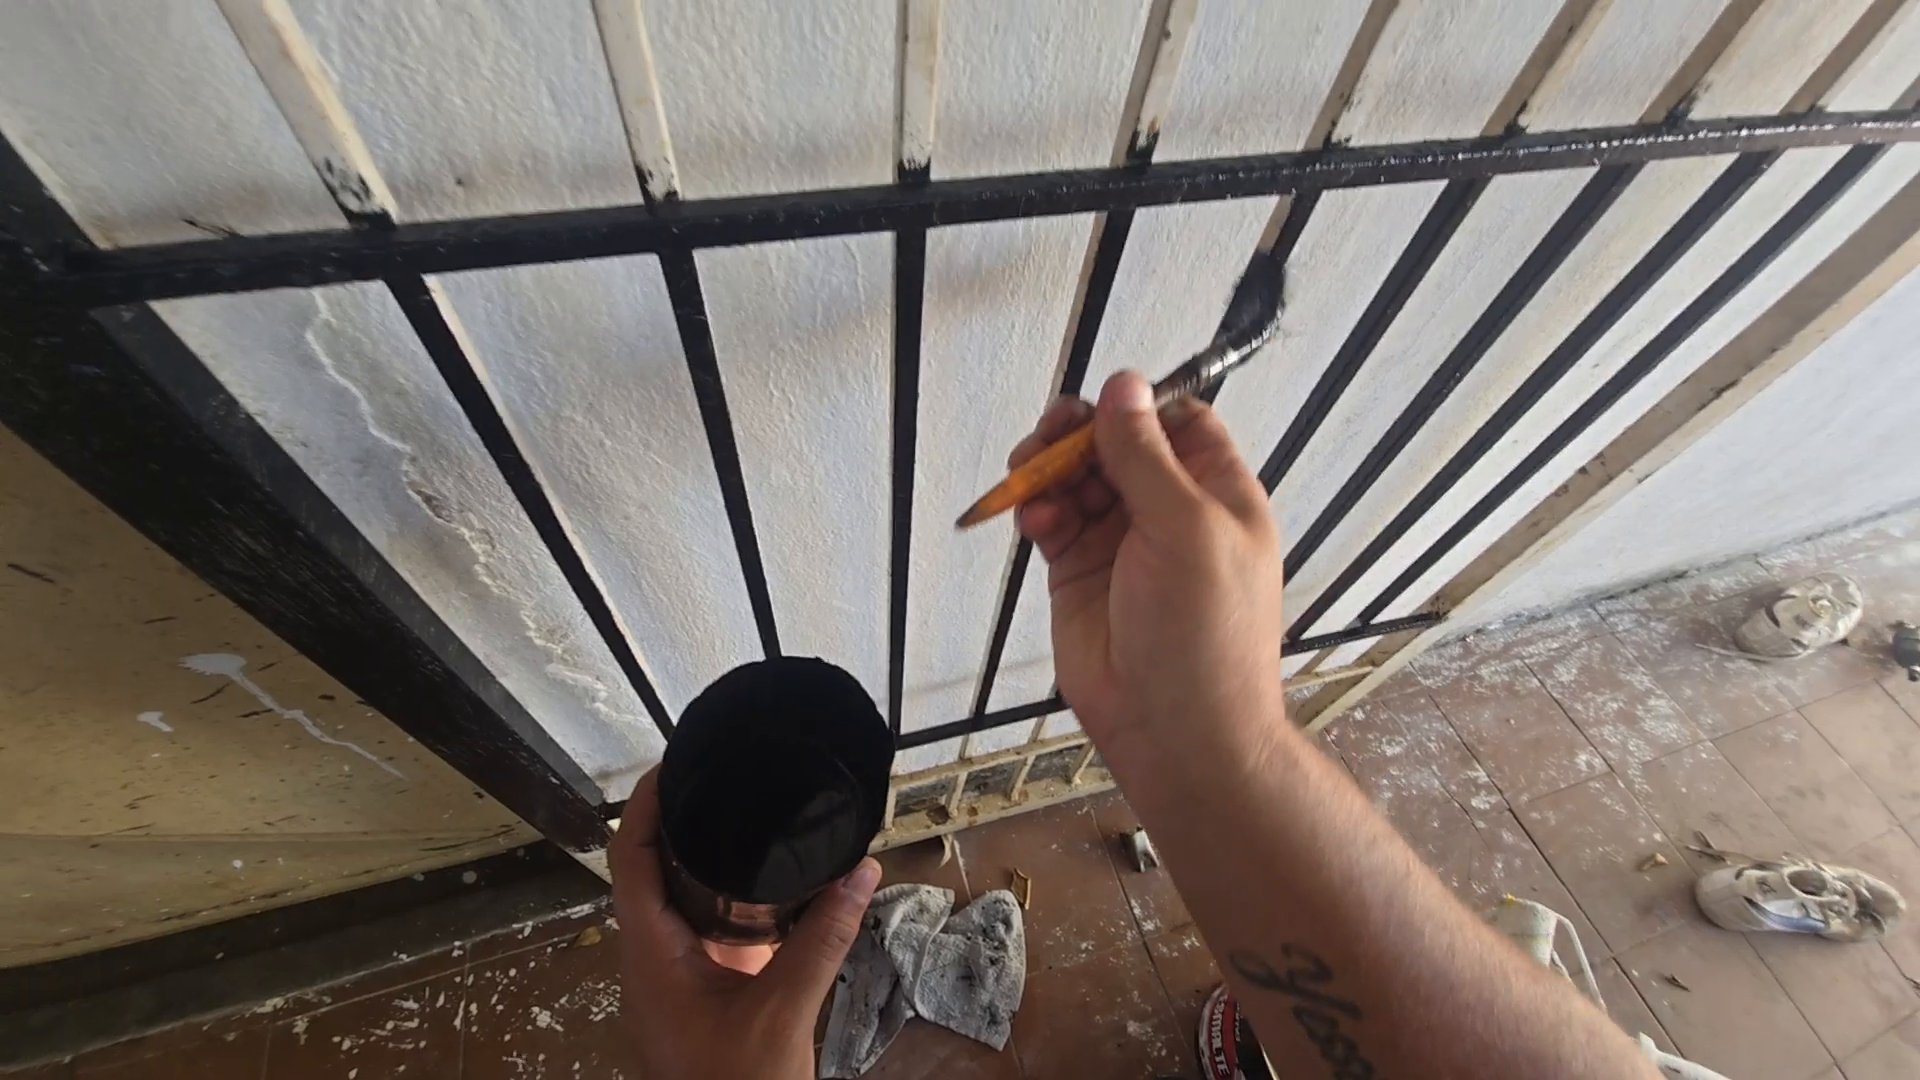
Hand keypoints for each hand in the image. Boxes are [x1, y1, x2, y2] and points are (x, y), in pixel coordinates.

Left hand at [610, 768, 881, 1079]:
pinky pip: (707, 917)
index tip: (675, 763)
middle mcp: (655, 956)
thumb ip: (823, 939)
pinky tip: (765, 866)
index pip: (630, 864)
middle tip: (719, 769)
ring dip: (700, 847)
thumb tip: (864, 868)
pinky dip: (728, 883)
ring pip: (677, 893)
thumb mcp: (783, 1014)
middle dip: (675, 815)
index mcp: (652, 957)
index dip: (643, 809)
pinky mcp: (706, 983)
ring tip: (740, 799)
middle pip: (648, 868)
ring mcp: (679, 971)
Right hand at [1012, 372, 1287, 761]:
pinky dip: (1038, 511)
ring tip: (1028, 478)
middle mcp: (1166, 509)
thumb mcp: (1184, 528)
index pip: (1177, 423)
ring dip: (1049, 470)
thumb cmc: (1200, 630)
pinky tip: (1035, 521)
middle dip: (1079, 435)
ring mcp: (1119, 540)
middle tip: (1046, 438)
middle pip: (1116, 444)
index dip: (1139, 407)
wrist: (1169, 728)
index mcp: (1214, 492)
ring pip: (1076, 478)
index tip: (1101, 408)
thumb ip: (1146, 456)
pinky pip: (1052, 519)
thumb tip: (1124, 384)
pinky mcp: (1077, 568)